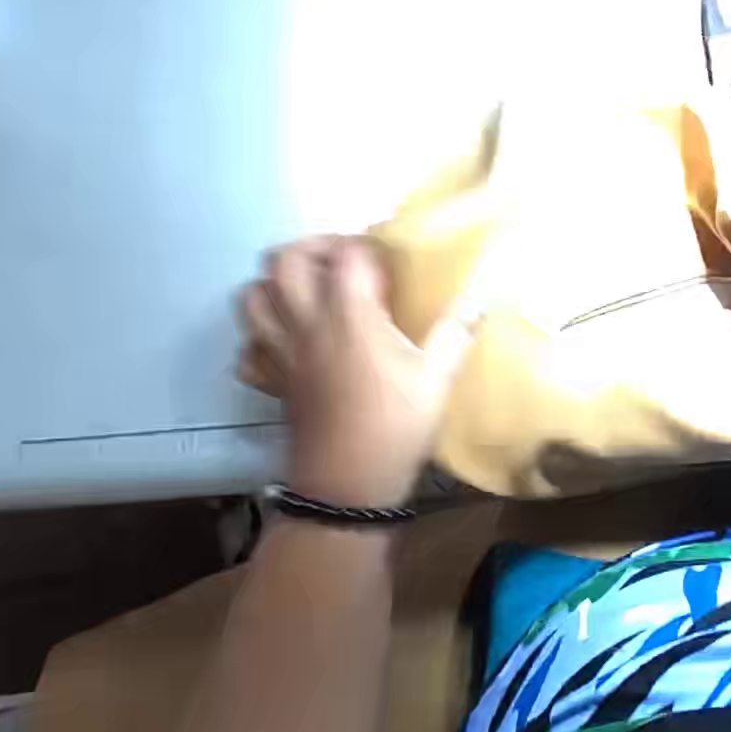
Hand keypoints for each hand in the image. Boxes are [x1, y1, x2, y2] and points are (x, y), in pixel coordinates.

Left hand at [237, 235, 474, 507]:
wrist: (348, 483)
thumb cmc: (396, 426)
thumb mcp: (438, 379)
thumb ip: (457, 331)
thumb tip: (481, 295)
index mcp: (349, 317)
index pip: (346, 255)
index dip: (368, 248)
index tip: (390, 262)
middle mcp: (305, 323)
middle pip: (284, 260)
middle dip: (314, 249)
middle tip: (346, 264)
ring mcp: (280, 351)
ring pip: (253, 295)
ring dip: (279, 284)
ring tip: (315, 295)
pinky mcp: (271, 379)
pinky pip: (249, 344)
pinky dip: (264, 334)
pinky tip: (292, 343)